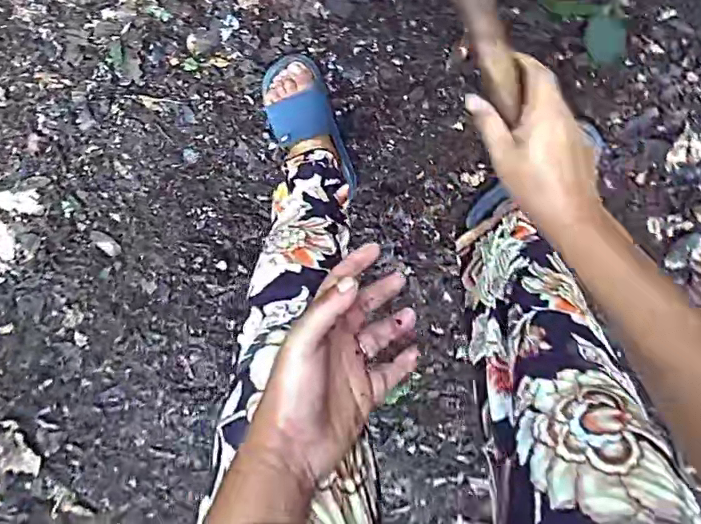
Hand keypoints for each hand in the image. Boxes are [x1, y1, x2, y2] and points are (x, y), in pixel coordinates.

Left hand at [232, 243, 418, 506]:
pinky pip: (387, 373)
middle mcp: (335, 342)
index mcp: (319, 325)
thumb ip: (326, 309)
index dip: (356, 265)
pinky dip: (401, 362)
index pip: (339, 285)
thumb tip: (349, 281)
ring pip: (377, 338)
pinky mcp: (361, 394)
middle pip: (362, 308)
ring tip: (410, 313)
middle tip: (398, 277)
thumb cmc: (287, 396)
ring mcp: (349, 367)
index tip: (373, 251)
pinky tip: (412, 354)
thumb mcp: (302, 342)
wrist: (291, 448)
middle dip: (380, 291)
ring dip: (394, 324)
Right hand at [465, 53, 603, 237]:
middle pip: (547, 84)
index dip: (522, 59)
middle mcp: (563, 114)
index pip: (537, 70)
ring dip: (535, 98)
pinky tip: (530, 137)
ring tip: (511, 112)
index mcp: (544, 111)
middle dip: (526, 77)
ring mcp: (575, 129)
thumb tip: (473, 99)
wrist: (574, 218)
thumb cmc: (535, 187)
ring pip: (554, 102)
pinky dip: (545, 116)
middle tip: (502, 84)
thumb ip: (488, 122)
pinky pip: (560, 120)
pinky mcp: (579, 144)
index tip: (505, 59)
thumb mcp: (502, 155)